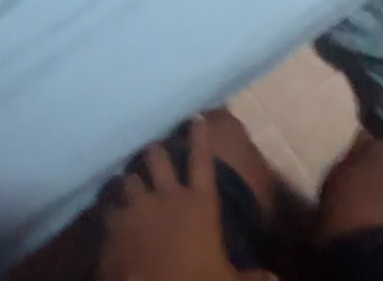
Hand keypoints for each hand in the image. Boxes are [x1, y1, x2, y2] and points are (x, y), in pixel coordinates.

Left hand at [97, 118, 272, 280]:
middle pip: (156, 156)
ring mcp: (137, 207)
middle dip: (153, 151)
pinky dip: (109, 210)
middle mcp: (167, 196)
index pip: (202, 160)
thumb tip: (275, 280)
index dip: (199, 136)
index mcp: (200, 205)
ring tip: (126, 181)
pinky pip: (108, 208)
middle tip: (152, 149)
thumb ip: (251, 277)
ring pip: (127, 177)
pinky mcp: (113, 224)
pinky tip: (107, 213)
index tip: (196, 117)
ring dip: (127, 180)